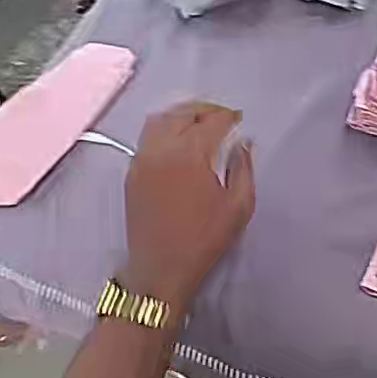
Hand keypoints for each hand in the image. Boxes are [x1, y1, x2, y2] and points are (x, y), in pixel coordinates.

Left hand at [119, 101, 254, 313]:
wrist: (161, 266)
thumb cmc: (205, 239)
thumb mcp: (239, 206)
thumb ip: (244, 169)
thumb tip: (242, 144)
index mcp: (190, 154)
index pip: (211, 122)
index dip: (229, 118)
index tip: (240, 121)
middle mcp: (161, 149)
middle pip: (182, 113)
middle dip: (205, 111)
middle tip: (223, 117)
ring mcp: (142, 158)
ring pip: (160, 120)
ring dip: (182, 115)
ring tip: (200, 123)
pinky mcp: (132, 171)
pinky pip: (147, 137)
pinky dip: (165, 129)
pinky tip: (178, 140)